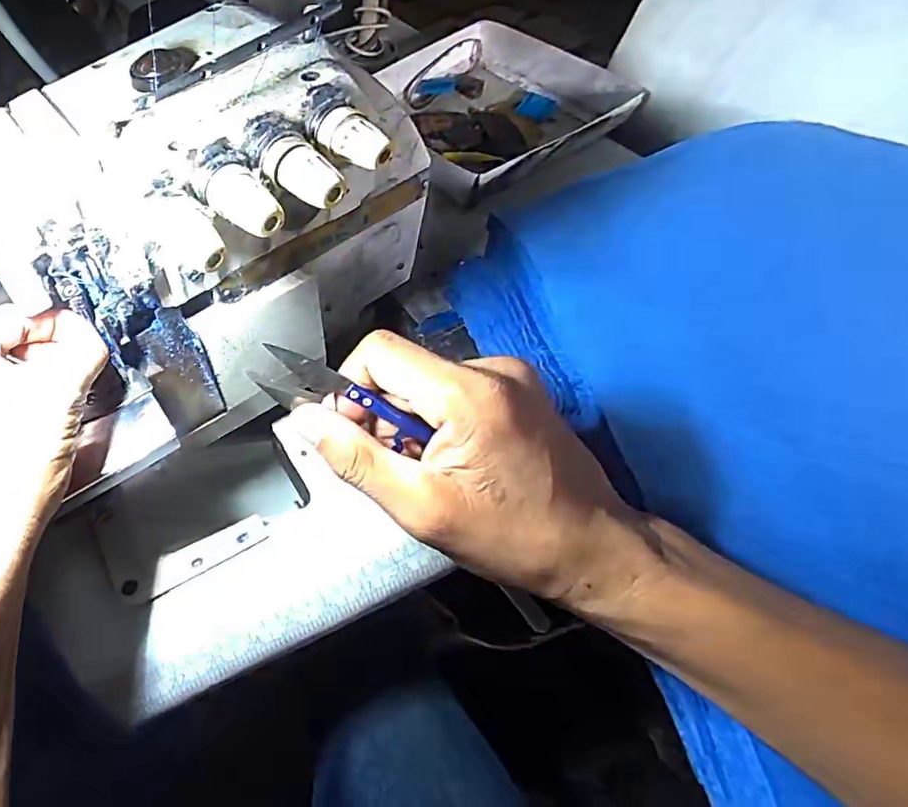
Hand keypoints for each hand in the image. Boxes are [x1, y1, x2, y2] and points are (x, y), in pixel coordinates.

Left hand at [0, 307, 108, 596]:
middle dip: (41, 359)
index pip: (16, 316)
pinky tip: (23, 431)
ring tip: (47, 413)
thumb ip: (83, 346)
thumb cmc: (8, 477)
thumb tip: (83, 331)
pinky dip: (5, 404)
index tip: (80, 343)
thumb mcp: (62, 394)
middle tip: (70, 382)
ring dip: (26, 383)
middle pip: (1, 342)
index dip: (57, 328)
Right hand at [285, 331, 653, 608]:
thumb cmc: (518, 537)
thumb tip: (304, 418)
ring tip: (429, 467)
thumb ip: (353, 457)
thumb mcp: (419, 508)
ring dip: (404, 421)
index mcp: (469, 392)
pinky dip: (430, 419)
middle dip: (380, 415)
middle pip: (394, 368)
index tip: (361, 437)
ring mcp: (507, 375)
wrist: (603, 554)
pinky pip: (441, 386)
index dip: (350, 391)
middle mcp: (491, 369)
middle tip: (399, 464)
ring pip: (415, 380)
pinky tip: (451, 457)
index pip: (375, 353)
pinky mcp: (513, 387)